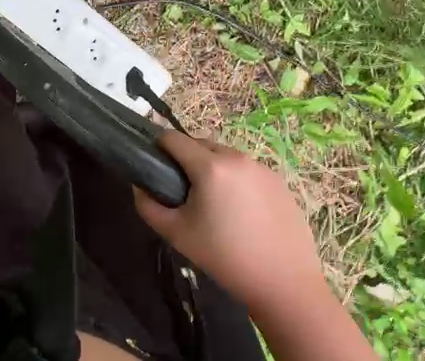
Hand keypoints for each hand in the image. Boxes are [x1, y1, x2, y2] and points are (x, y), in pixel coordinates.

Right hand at [134, 131, 332, 313]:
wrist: (285, 286)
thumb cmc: (226, 259)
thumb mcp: (177, 235)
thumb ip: (148, 206)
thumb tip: (139, 186)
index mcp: (210, 166)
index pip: (173, 138)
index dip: (159, 148)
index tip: (156, 169)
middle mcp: (237, 157)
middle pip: (200, 144)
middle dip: (187, 160)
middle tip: (186, 194)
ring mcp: (262, 168)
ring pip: (225, 157)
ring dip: (213, 169)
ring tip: (216, 205)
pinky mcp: (280, 183)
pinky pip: (248, 171)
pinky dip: (237, 182)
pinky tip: (242, 213)